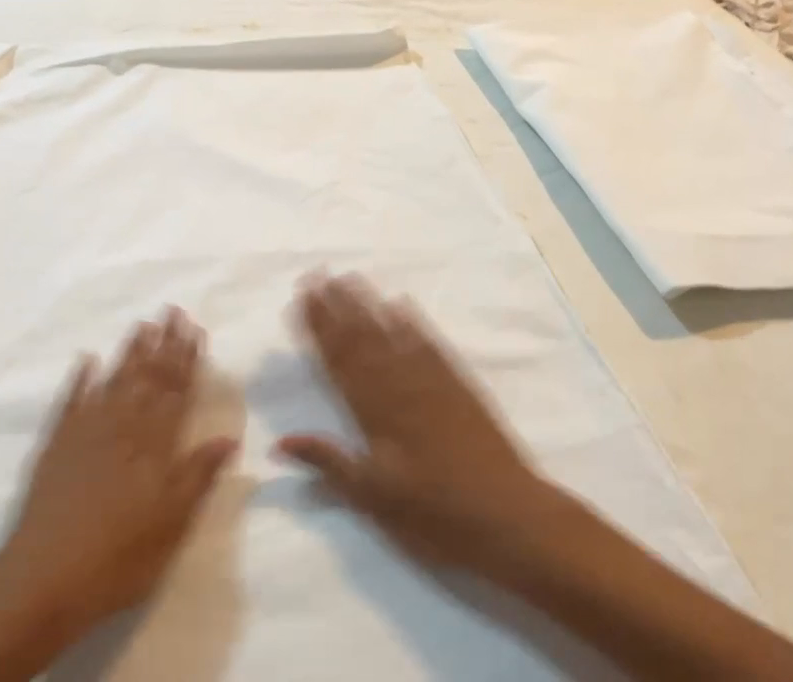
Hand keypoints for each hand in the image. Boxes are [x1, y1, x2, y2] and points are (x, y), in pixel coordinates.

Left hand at [0, 308, 239, 634]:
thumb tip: (228, 438)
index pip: (176, 393)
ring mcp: (85, 434)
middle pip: (147, 379)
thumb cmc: (119, 559)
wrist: (44, 577)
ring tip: (141, 326)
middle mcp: (122, 429)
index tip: (194, 329)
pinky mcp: (55, 445)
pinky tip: (87, 361)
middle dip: (163, 345)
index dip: (187, 361)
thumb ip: (197, 476)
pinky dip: (80, 379)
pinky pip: (71, 401)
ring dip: (129, 354)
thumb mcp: (172, 525)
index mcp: (155, 448)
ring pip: (113, 382)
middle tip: (171, 311)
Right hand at [276, 274, 572, 583]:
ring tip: (350, 277)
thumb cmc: (436, 514)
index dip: (318, 329)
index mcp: (374, 413)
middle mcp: (400, 388)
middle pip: (363, 340)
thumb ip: (330, 463)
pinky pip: (431, 345)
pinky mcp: (461, 388)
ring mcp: (433, 383)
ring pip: (393, 335)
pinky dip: (414, 323)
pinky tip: (402, 305)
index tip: (301, 298)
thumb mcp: (374, 498)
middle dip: (337, 307)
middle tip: (318, 274)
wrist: (512, 518)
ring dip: (370, 305)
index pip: (338, 361)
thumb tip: (281, 441)